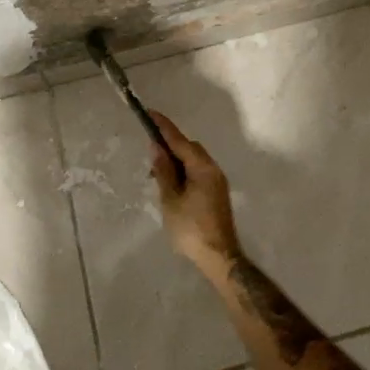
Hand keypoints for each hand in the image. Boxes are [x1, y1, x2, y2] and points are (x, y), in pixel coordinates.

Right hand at [149, 111, 241, 272]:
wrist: (219, 257)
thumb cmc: (191, 228)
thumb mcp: (170, 199)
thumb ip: (163, 171)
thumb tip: (156, 146)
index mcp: (202, 167)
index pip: (179, 140)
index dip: (163, 127)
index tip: (150, 112)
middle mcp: (213, 169)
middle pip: (189, 148)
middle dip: (170, 146)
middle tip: (150, 155)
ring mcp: (217, 181)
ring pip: (194, 161)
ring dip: (177, 161)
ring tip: (158, 175)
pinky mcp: (217, 193)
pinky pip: (198, 172)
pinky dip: (184, 172)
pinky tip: (173, 186)